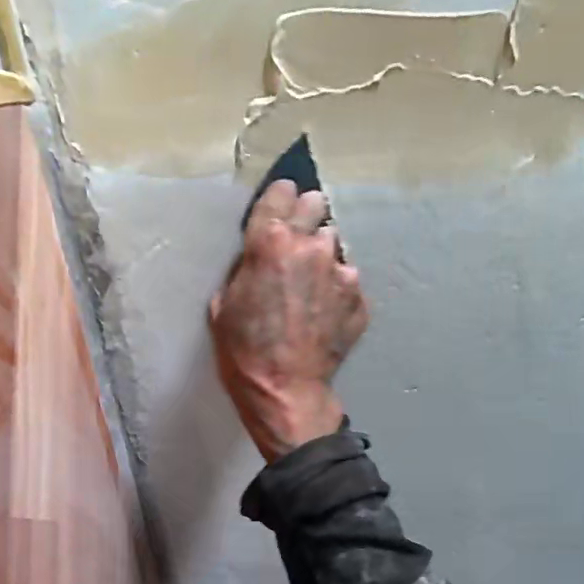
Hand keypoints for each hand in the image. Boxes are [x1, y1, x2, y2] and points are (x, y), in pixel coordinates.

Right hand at [210, 181, 368, 461]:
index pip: (282, 193)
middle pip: (317, 205)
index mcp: (270, 242)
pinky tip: (325, 313)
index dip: (280, 198)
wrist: (285, 390)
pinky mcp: (358, 297)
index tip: (282, 204)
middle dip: (307, 217)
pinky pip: (348, 280)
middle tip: (298, 241)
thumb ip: (246, 268)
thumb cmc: (245, 351)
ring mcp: (340, 271)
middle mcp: (310, 246)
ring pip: (335, 245)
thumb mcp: (225, 304)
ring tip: (312, 286)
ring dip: (324, 257)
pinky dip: (338, 290)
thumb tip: (259, 256)